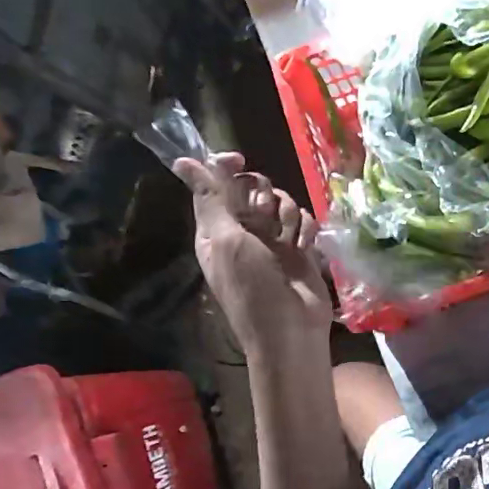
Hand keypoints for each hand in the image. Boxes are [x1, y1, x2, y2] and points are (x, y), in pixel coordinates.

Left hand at [174, 153, 330, 353]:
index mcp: (215, 229)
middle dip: (262, 195)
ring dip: (287, 215)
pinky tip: (305, 247)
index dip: (225, 167)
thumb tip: (183, 161)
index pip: (215, 183)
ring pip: (281, 201)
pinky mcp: (299, 248)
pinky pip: (303, 220)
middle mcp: (242, 230)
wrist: (290, 328)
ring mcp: (272, 239)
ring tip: (288, 241)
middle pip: (253, 187)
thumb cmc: (252, 287)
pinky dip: (305, 230)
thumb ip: (210, 198)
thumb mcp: (225, 240)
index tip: (240, 159)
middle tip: (264, 216)